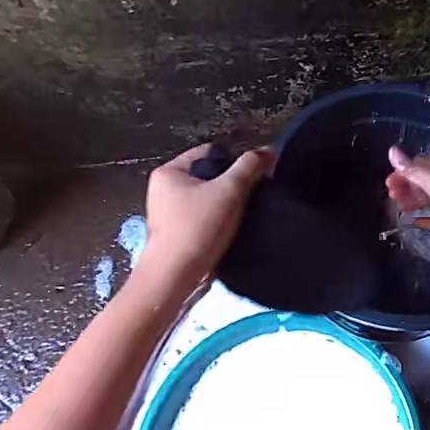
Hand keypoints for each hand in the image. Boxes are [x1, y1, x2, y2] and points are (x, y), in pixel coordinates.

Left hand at [138, 144, 270, 281]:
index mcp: (169, 172)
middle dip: (229, 186)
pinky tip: (226, 233)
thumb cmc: (195, 231)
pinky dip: (215, 224)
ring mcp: (168, 214)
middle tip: (246, 197)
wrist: (175, 277)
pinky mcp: (176, 234)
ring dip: (224, 207)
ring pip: (207, 199)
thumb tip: (266, 153)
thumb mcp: (230, 191)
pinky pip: (202, 220)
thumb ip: (249, 167)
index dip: (234, 161)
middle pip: (209, 176)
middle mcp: (163, 190)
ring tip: (236, 217)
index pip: (209, 152)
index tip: (251, 176)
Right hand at [384, 145, 429, 258]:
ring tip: (399, 207)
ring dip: (411, 200)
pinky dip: (423, 218)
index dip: (403, 170)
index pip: (420, 165)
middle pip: (422, 181)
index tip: (389, 180)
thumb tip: (392, 151)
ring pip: (427, 198)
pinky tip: (413, 222)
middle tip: (391, 194)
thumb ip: (412, 169)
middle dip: (405, 186)